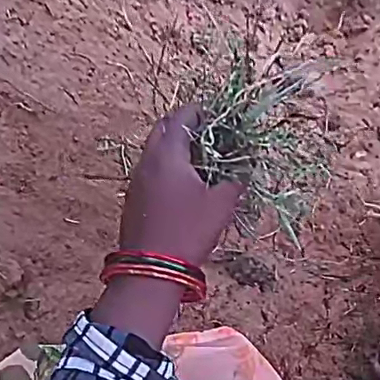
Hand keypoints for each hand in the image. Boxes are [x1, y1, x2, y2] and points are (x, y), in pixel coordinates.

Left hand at [118, 107, 245, 266]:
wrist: (152, 267)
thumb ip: (236, 179)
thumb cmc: (189, 231)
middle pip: (163, 130)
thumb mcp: (222, 204)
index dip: (200, 112)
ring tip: (200, 159)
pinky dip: (166, 166)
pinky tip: (183, 183)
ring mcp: (136, 180)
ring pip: (154, 151)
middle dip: (184, 126)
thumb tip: (246, 167)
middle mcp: (147, 162)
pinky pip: (150, 170)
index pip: (181, 118)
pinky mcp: (133, 198)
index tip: (216, 116)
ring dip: (174, 147)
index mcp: (167, 155)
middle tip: (208, 134)